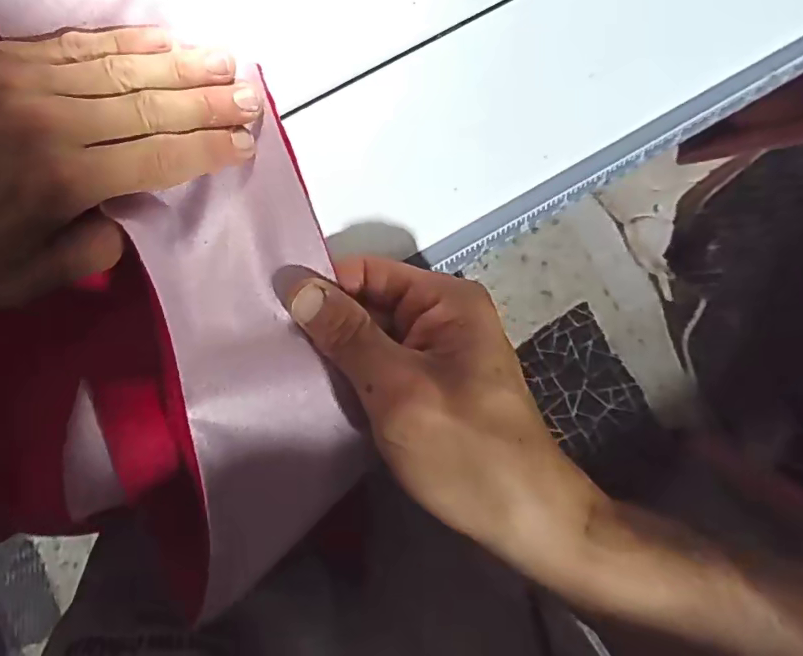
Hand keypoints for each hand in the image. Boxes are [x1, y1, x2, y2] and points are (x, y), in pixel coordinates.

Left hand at [0, 27, 260, 307]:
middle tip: (251, 93)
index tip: (245, 139)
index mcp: (62, 182)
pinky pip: (78, 43)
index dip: (207, 148)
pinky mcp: (0, 53)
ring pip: (122, 67)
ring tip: (224, 57)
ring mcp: (26, 79)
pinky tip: (159, 37)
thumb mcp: (12, 286)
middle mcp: (55, 122)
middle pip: (152, 105)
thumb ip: (81, 259)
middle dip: (209, 100)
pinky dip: (126, 41)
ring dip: (180, 62)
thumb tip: (125, 220)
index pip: (158, 158)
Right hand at [283, 259, 603, 585]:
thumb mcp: (397, 388)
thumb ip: (344, 332)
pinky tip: (317, 386)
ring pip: (366, 333)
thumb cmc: (467, 452)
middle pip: (364, 300)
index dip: (321, 285)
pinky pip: (376, 362)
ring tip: (284, 360)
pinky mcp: (425, 383)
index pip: (365, 271)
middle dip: (323, 319)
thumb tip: (293, 282)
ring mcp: (433, 351)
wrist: (532, 530)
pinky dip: (348, 372)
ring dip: (331, 349)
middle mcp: (439, 315)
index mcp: (444, 300)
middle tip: (269, 337)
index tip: (272, 306)